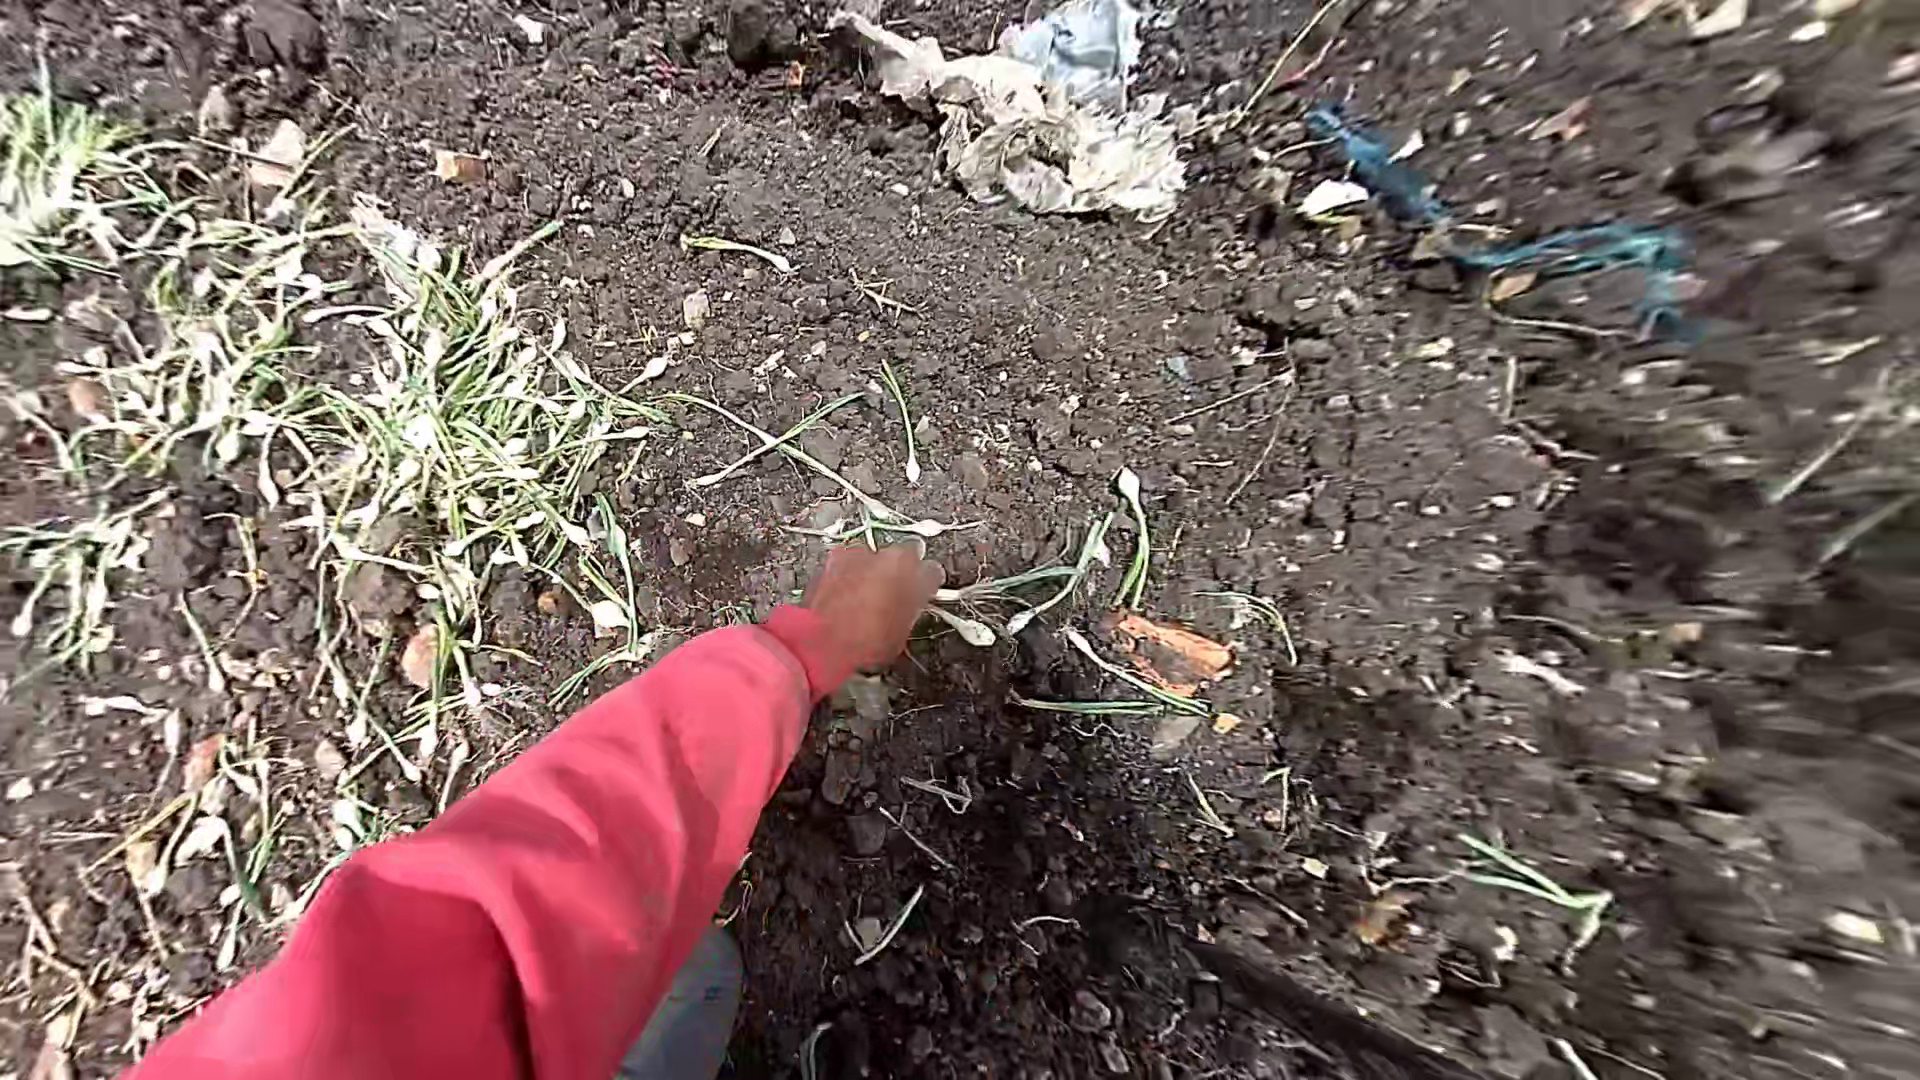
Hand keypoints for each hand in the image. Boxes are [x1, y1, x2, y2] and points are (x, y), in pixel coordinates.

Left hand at [800, 545, 943, 670]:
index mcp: (902, 565)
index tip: (925, 592)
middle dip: (899, 575)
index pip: (927, 568)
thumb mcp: (903, 627)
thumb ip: (915, 603)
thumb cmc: (864, 638)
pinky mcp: (828, 566)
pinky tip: (851, 601)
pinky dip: (853, 579)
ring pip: (871, 562)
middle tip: (897, 598)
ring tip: (871, 601)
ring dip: (873, 574)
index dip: (928, 582)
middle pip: (897, 559)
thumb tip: (919, 594)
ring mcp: (849, 557)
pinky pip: (849, 569)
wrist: (817, 643)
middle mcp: (875, 553)